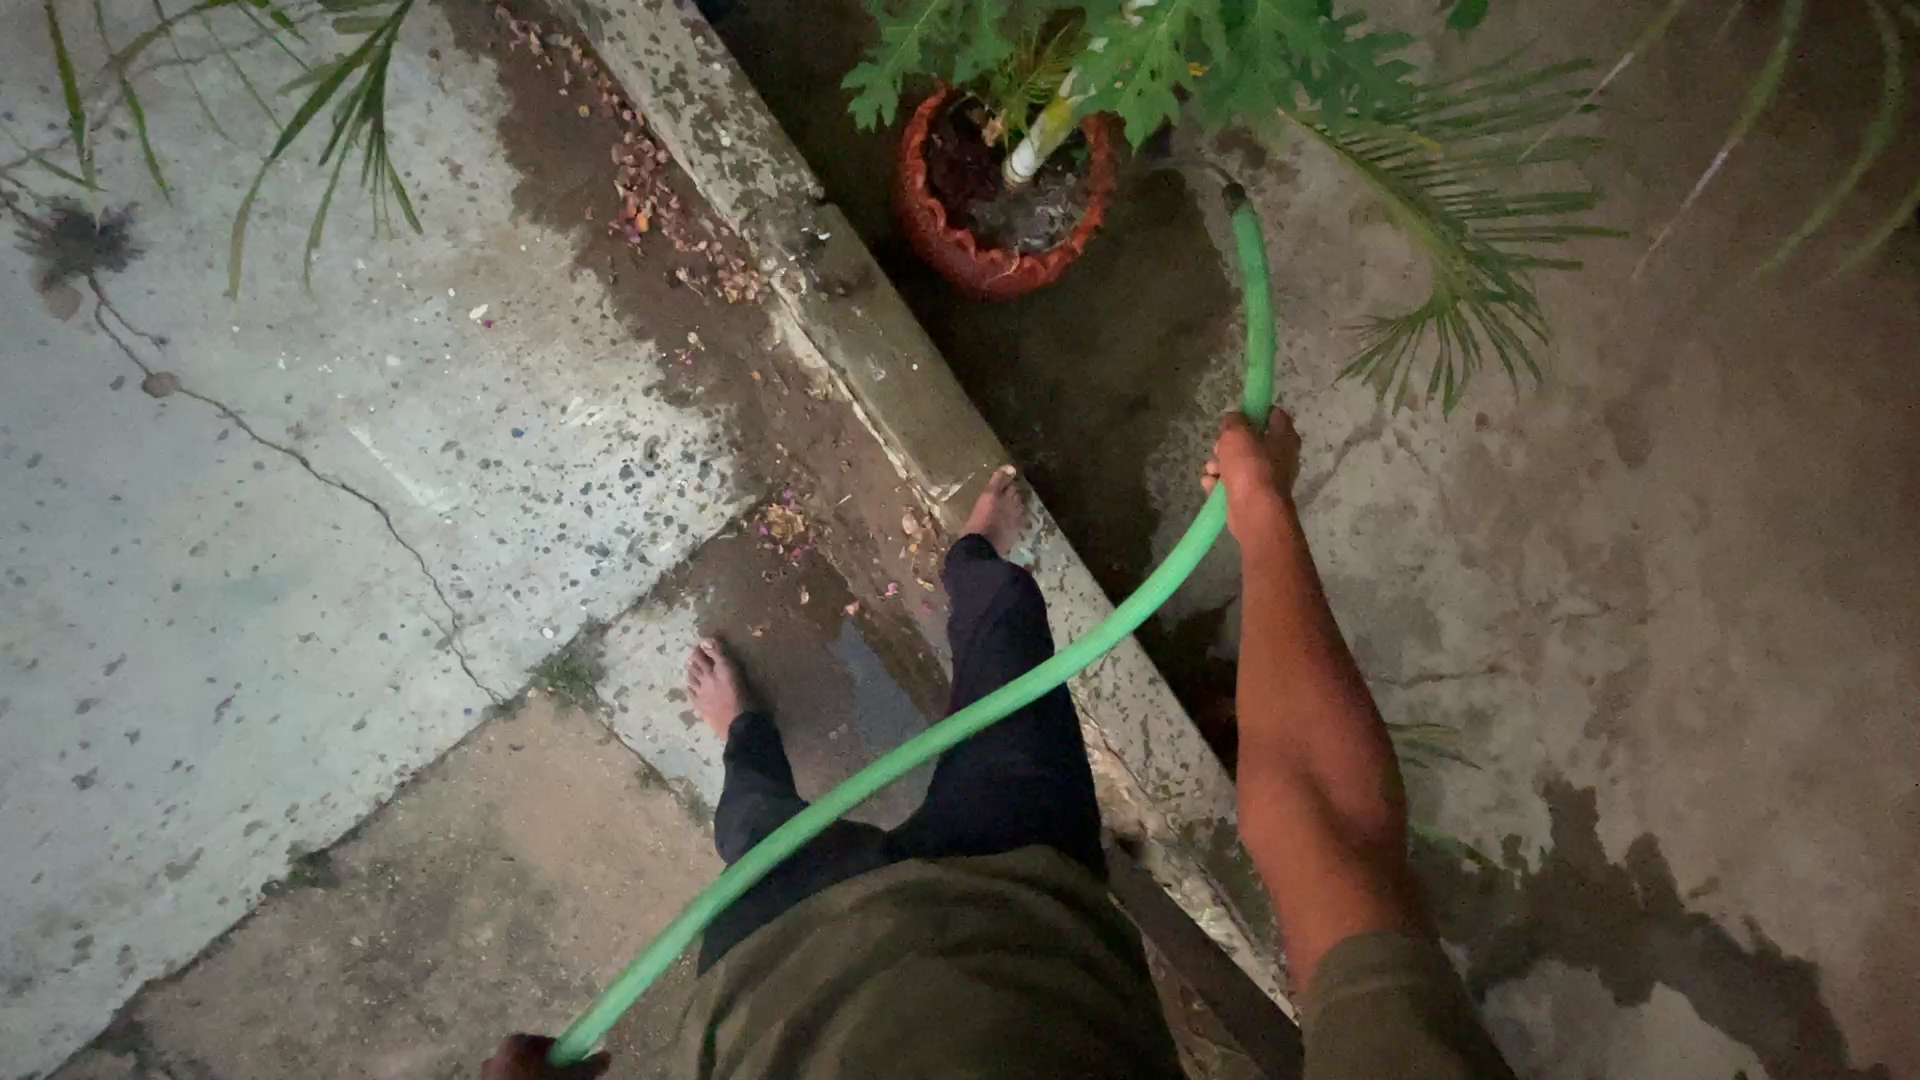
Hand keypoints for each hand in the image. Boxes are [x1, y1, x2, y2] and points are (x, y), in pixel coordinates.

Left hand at [479, 1035, 609, 1079]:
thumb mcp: (571, 1078)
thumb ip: (589, 1066)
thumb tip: (606, 1056)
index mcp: (514, 1044)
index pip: (542, 1041)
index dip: (557, 1054)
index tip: (564, 1067)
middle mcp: (494, 1057)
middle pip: (525, 1058)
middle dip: (540, 1068)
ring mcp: (482, 1078)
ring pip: (512, 1075)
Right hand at [1203, 412, 1301, 538]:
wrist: (1253, 510)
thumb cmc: (1250, 466)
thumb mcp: (1237, 434)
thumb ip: (1233, 420)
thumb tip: (1232, 417)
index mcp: (1284, 438)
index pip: (1274, 415)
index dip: (1255, 411)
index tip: (1237, 415)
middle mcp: (1280, 457)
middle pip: (1252, 441)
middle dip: (1229, 443)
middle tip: (1218, 446)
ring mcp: (1266, 479)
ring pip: (1239, 464)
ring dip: (1220, 464)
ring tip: (1211, 469)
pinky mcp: (1252, 496)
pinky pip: (1232, 484)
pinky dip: (1220, 483)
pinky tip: (1210, 483)